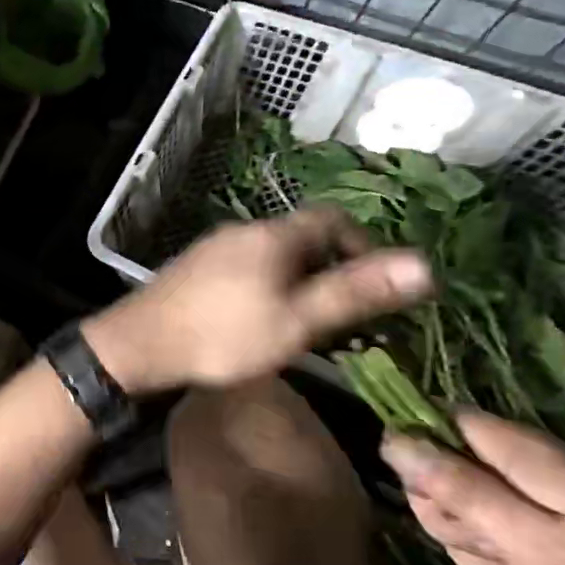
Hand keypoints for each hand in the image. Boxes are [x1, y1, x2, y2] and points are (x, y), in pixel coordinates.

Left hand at [84, 208, 432, 393]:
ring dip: (302, 281)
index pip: (334, 219)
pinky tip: (265, 320)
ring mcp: (215, 247)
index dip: (364, 245)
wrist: (140, 344)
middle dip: (334, 268)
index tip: (378, 286)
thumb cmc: (223, 335)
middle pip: (304, 237)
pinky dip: (271, 285)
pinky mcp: (196, 268)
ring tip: (312, 324)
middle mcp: (243, 231)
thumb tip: (424, 264)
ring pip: (275, 255)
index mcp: (272, 235)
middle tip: (349, 314)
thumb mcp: (298, 320)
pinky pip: (249, 266)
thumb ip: (356, 292)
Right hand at [380, 412, 564, 564]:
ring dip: (486, 561)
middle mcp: (533, 473)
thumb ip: (459, 488)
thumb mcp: (531, 544)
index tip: (427, 498)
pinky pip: (504, 555)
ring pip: (473, 523)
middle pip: (450, 476)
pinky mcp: (560, 549)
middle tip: (495, 554)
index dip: (418, 450)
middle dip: (455, 521)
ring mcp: (548, 513)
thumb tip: (392, 438)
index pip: (442, 420)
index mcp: (526, 455)